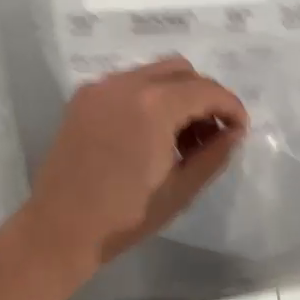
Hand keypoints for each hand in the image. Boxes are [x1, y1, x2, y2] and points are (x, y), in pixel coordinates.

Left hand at [24, 57, 247, 267]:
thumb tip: (233, 132)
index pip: (206, 90)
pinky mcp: (82, 100)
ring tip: (181, 137)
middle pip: (180, 71)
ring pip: (152, 74)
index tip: (239, 130)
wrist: (60, 228)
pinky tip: (149, 134)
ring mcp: (99, 88)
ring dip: (176, 95)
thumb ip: (214, 154)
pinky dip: (147, 98)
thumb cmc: (126, 216)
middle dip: (203, 96)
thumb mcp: (181, 188)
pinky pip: (126, 85)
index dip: (230, 107)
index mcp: (153, 105)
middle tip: (211, 134)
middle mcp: (125, 83)